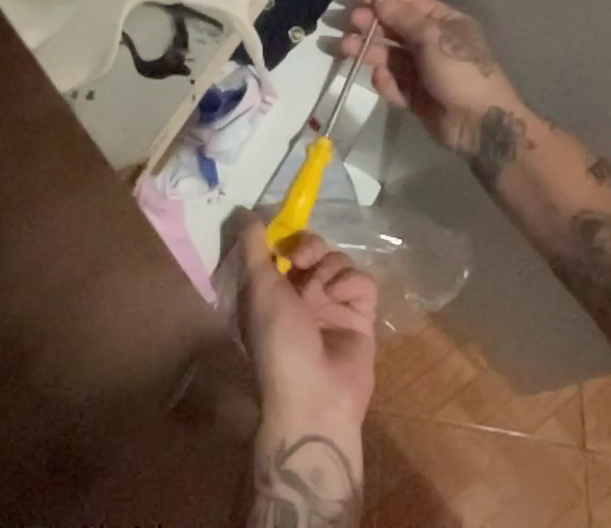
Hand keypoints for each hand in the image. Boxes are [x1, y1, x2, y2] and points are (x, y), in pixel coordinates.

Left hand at [234, 215, 377, 431]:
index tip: (284, 238)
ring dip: (329, 268)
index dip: (287, 238)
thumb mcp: (258, 290)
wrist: (315, 395)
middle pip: (314, 249)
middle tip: (303, 260)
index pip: (283, 248)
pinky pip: (362, 282)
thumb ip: (254, 250)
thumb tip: (248, 215)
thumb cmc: (278, 340)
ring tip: (322, 292)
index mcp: (273, 291)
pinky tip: (341, 297)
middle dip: (310, 248)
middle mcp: (303, 295)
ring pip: (339, 261)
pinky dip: (352, 283)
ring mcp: (333, 305)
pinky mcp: (361, 316)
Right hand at [339, 0, 525, 156]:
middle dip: (373, 24)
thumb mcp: (431, 36)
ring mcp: (424, 71)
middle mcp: (432, 44)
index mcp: (444, 23)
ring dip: (370, 51)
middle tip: (351, 22)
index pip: (410, 4)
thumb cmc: (459, 69)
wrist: (479, 122)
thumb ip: (402, 16)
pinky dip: (385, 81)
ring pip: (390, 56)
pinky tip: (379, 79)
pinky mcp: (416, 96)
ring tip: (346, 48)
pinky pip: (395, 84)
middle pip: (396, 29)